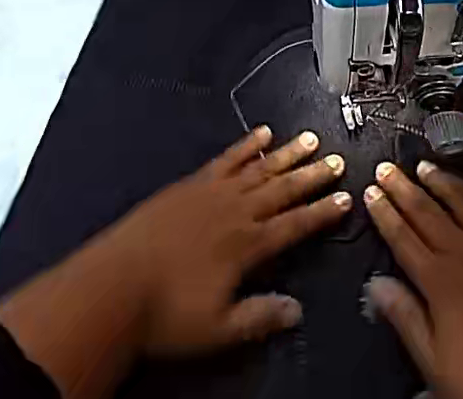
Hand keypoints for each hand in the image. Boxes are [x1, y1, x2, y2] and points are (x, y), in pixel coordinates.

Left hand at [0, 126, 350, 397]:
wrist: (116, 283)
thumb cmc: (167, 312)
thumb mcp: (218, 328)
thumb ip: (260, 316)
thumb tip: (298, 310)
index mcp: (248, 244)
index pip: (295, 224)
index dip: (323, 211)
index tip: (346, 198)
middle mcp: (238, 210)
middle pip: (284, 189)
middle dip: (314, 175)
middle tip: (338, 160)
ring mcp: (215, 190)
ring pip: (260, 167)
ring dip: (288, 154)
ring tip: (311, 139)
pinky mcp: (193, 182)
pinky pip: (228, 158)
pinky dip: (247, 145)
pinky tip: (262, 133)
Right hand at [363, 161, 462, 398]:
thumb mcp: (437, 366)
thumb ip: (406, 319)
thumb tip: (375, 283)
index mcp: (439, 279)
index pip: (402, 237)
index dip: (384, 213)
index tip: (370, 191)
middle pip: (427, 211)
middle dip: (403, 188)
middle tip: (387, 168)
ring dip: (442, 181)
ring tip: (424, 166)